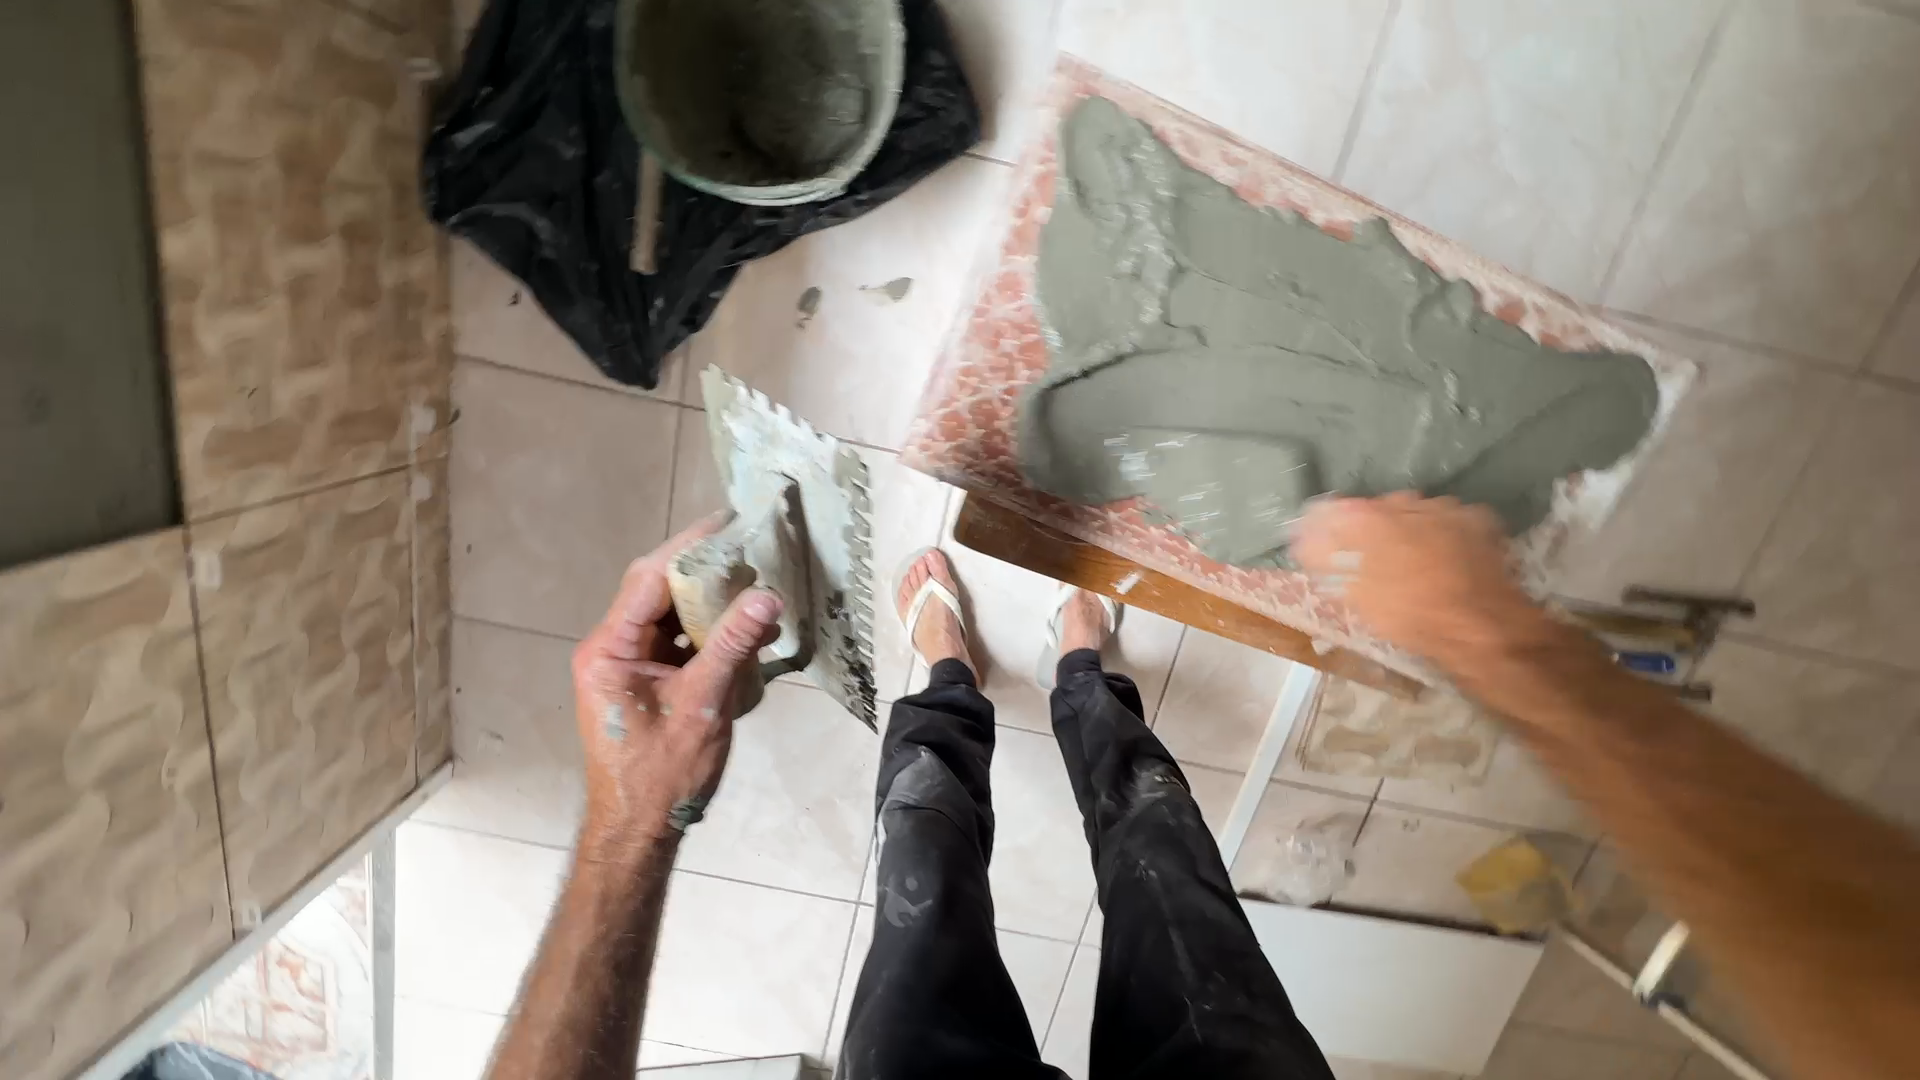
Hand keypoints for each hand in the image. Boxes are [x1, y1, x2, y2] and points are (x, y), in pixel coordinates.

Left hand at [570, 515, 783, 848]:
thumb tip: (769, 596)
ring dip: (710, 596)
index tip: (728, 522)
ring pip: (670, 611)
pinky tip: (746, 623)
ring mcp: (628, 661)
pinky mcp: (646, 676)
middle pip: (657, 588)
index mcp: (610, 649)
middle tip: (748, 543)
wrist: (640, 828)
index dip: (688, 547)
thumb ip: (733, 646)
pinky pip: (678, 637)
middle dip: (702, 566)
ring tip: (755, 577)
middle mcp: (612, 647)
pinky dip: (710, 627)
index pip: (648, 579)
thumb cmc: (662, 773)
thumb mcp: (702, 706)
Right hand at [1291, 493, 1543, 664]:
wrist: (1481, 627)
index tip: (1314, 542)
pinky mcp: (1475, 520)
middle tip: (1361, 556)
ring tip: (1403, 557)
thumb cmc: (1409, 614)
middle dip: (1364, 528)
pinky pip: (1444, 519)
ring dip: (1402, 527)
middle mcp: (1402, 502)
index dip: (1321, 526)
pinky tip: (1438, 553)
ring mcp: (1442, 508)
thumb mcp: (1354, 594)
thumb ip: (1324, 560)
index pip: (1330, 510)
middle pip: (1372, 509)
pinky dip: (1437, 531)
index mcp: (1367, 518)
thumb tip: (1300, 542)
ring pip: (1410, 512)